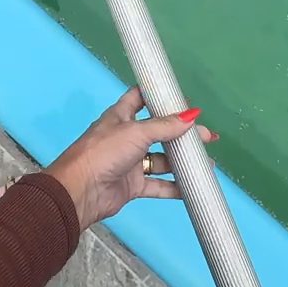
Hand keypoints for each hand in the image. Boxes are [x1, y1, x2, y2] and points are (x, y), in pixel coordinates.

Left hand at [43, 87, 214, 227]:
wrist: (81, 190)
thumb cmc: (105, 151)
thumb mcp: (136, 132)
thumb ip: (165, 126)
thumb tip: (192, 115)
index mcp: (121, 116)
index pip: (141, 97)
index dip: (160, 96)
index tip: (183, 99)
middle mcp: (126, 136)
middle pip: (158, 131)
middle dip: (181, 133)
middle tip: (206, 136)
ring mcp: (130, 162)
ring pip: (160, 160)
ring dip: (181, 161)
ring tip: (206, 163)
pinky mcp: (132, 185)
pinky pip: (157, 185)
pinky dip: (173, 187)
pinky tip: (192, 188)